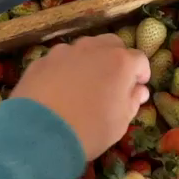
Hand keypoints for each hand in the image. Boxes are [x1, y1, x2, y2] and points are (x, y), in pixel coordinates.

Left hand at [9, 34, 148, 160]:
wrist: (38, 134)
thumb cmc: (89, 130)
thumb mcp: (120, 122)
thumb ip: (132, 101)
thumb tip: (138, 90)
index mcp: (119, 62)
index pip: (139, 59)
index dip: (140, 75)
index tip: (136, 89)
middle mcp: (93, 48)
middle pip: (112, 44)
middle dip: (116, 59)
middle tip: (112, 83)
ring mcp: (64, 52)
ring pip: (84, 48)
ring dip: (90, 61)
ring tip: (84, 85)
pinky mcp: (41, 60)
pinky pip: (60, 60)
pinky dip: (65, 69)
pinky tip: (59, 90)